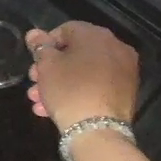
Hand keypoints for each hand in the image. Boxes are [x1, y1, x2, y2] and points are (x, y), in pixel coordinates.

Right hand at [24, 21, 138, 131]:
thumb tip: (35, 34)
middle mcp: (115, 48)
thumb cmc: (69, 90)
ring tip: (39, 100)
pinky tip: (55, 108)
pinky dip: (77, 92)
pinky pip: (95, 86)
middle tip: (34, 81)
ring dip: (60, 83)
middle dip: (51, 68)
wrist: (98, 130)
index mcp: (96, 36)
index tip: (34, 61)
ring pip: (84, 72)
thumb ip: (40, 47)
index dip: (45, 44)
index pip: (66, 29)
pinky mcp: (125, 93)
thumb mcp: (47, 66)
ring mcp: (124, 71)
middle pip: (75, 53)